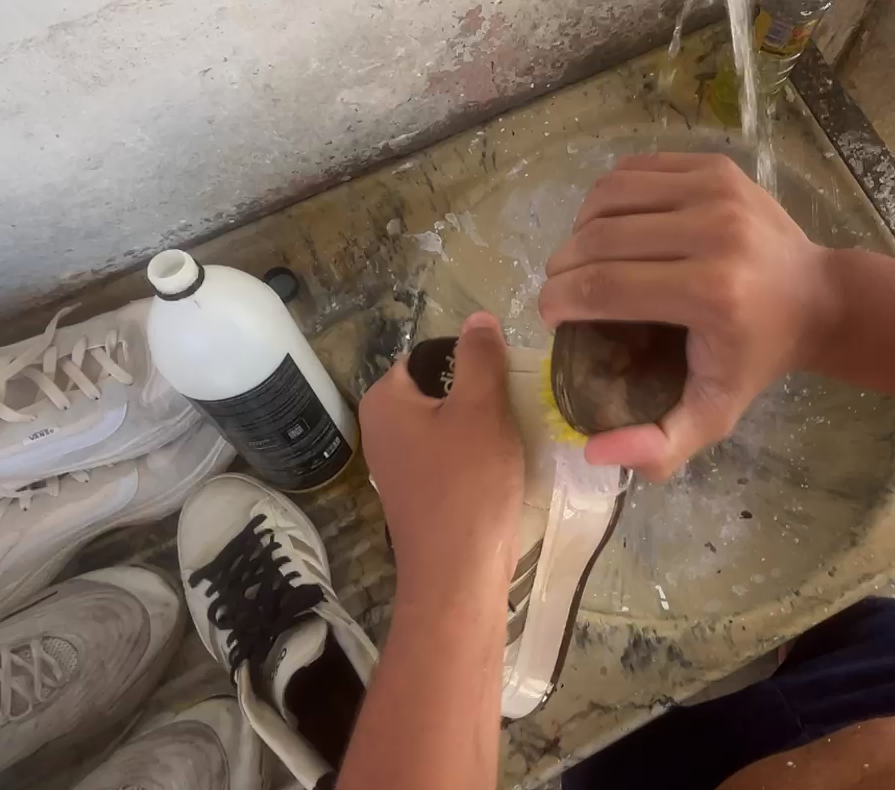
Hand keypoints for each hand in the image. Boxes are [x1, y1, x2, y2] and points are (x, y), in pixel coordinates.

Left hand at [359, 313, 525, 590]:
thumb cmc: (467, 484)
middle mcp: (381, 427)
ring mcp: (398, 463)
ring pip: (449, 421)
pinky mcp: (418, 491)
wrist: (458, 576)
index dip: (470, 360)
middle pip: (440, 386)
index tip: (503, 380)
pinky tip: (500, 466)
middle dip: (479, 393)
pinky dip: (475, 453)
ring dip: (482, 424)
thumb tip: (478, 318)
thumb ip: (480, 357)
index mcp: (385, 399)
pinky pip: (449, 453)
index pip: (431, 353)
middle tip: (512, 406)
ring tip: (512, 435)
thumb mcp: (481, 408)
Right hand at [540, 153, 837, 479]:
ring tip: (580, 258)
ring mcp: (715, 189)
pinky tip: (610, 226)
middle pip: (599, 238)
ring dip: (579, 229)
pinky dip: (606, 198)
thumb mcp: (715, 414)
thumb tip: (592, 452)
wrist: (817, 297)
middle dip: (562, 267)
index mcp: (711, 293)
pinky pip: (632, 170)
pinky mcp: (714, 166)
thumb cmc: (757, 357)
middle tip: (559, 291)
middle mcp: (713, 231)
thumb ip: (658, 446)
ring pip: (608, 196)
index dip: (559, 301)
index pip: (603, 287)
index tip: (550, 316)